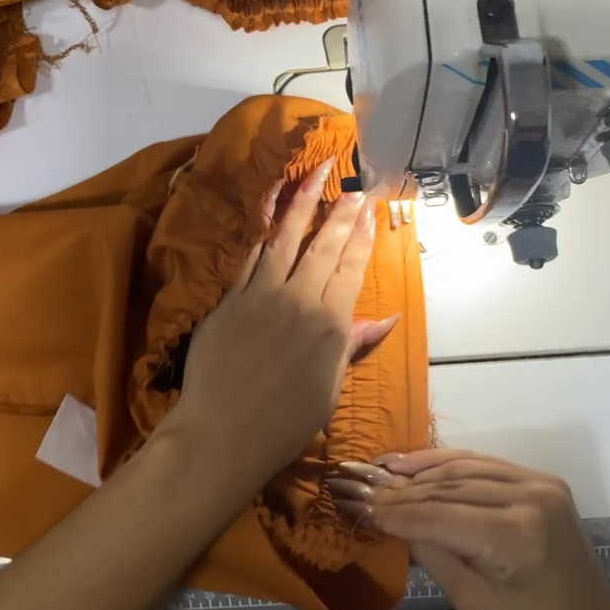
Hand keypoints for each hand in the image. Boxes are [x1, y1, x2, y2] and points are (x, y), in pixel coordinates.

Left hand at [165, 159, 398, 486]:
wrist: (223, 433)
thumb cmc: (285, 422)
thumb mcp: (330, 388)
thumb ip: (353, 346)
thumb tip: (386, 318)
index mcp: (329, 324)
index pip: (350, 268)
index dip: (362, 237)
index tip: (370, 211)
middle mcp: (299, 299)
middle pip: (323, 246)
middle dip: (340, 213)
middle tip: (352, 185)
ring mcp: (260, 295)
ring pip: (285, 240)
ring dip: (301, 204)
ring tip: (313, 176)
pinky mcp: (230, 298)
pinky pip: (251, 257)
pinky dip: (264, 232)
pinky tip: (272, 213)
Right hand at [332, 450, 609, 609]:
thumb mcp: (476, 605)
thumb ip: (434, 557)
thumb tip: (394, 523)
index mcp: (517, 535)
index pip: (441, 515)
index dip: (397, 512)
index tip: (360, 507)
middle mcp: (531, 497)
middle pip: (451, 487)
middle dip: (404, 490)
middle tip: (363, 486)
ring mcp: (540, 483)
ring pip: (466, 468)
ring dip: (422, 469)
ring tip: (383, 468)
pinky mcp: (543, 480)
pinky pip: (486, 466)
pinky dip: (451, 465)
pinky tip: (421, 465)